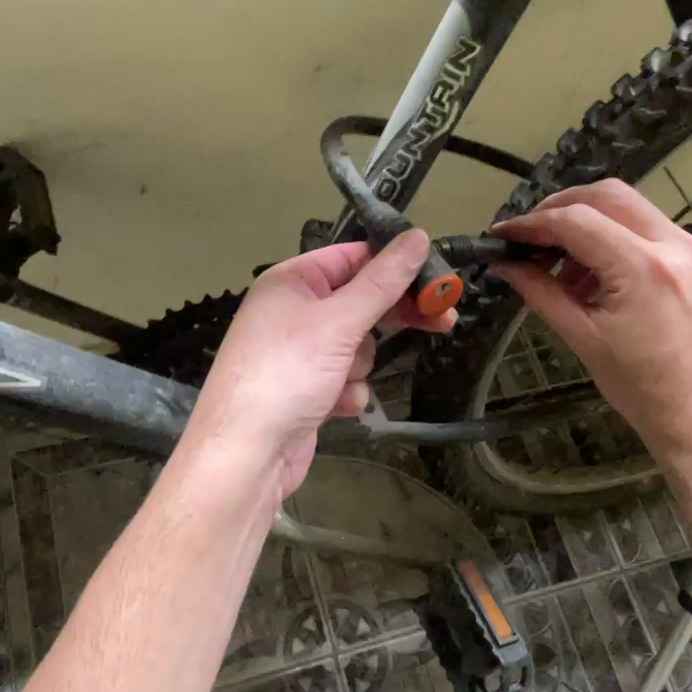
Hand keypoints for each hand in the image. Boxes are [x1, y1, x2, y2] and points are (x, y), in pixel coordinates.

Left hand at [184, 229, 456, 499]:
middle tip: (445, 322)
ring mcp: (298, 354)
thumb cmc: (287, 375)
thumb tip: (418, 237)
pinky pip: (345, 380)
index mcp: (291, 282)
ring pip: (356, 346)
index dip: (394, 266)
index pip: (352, 257)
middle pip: (359, 303)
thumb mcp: (339, 322)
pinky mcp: (306, 390)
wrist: (247, 454)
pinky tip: (332, 406)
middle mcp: (292, 312)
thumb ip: (382, 282)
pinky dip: (345, 393)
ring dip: (357, 366)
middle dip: (390, 319)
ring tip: (337, 380)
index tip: (438, 278)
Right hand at [492, 180, 691, 467]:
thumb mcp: (581, 338)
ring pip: (633, 208)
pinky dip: (619, 238)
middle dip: (561, 207)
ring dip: (590, 222)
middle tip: (530, 235)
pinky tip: (599, 273)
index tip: (504, 233)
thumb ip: (539, 291)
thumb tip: (503, 263)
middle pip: (608, 195)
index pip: (577, 221)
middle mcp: (678, 246)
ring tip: (563, 263)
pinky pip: (654, 230)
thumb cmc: (640, 389)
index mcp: (645, 270)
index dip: (532, 223)